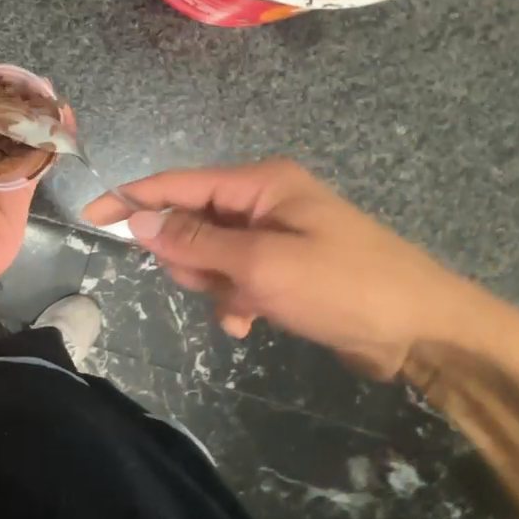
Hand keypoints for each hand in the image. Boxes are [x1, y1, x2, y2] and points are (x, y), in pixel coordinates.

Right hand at [81, 160, 500, 381]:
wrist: (429, 334)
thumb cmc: (345, 287)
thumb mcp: (261, 264)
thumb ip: (195, 241)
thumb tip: (137, 221)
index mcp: (260, 184)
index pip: (175, 184)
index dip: (130, 199)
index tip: (89, 216)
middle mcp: (263, 202)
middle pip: (187, 222)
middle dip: (187, 256)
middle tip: (209, 281)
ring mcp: (274, 235)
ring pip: (206, 255)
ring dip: (212, 284)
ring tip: (243, 304)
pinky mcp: (283, 267)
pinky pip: (232, 278)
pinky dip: (233, 299)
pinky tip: (250, 322)